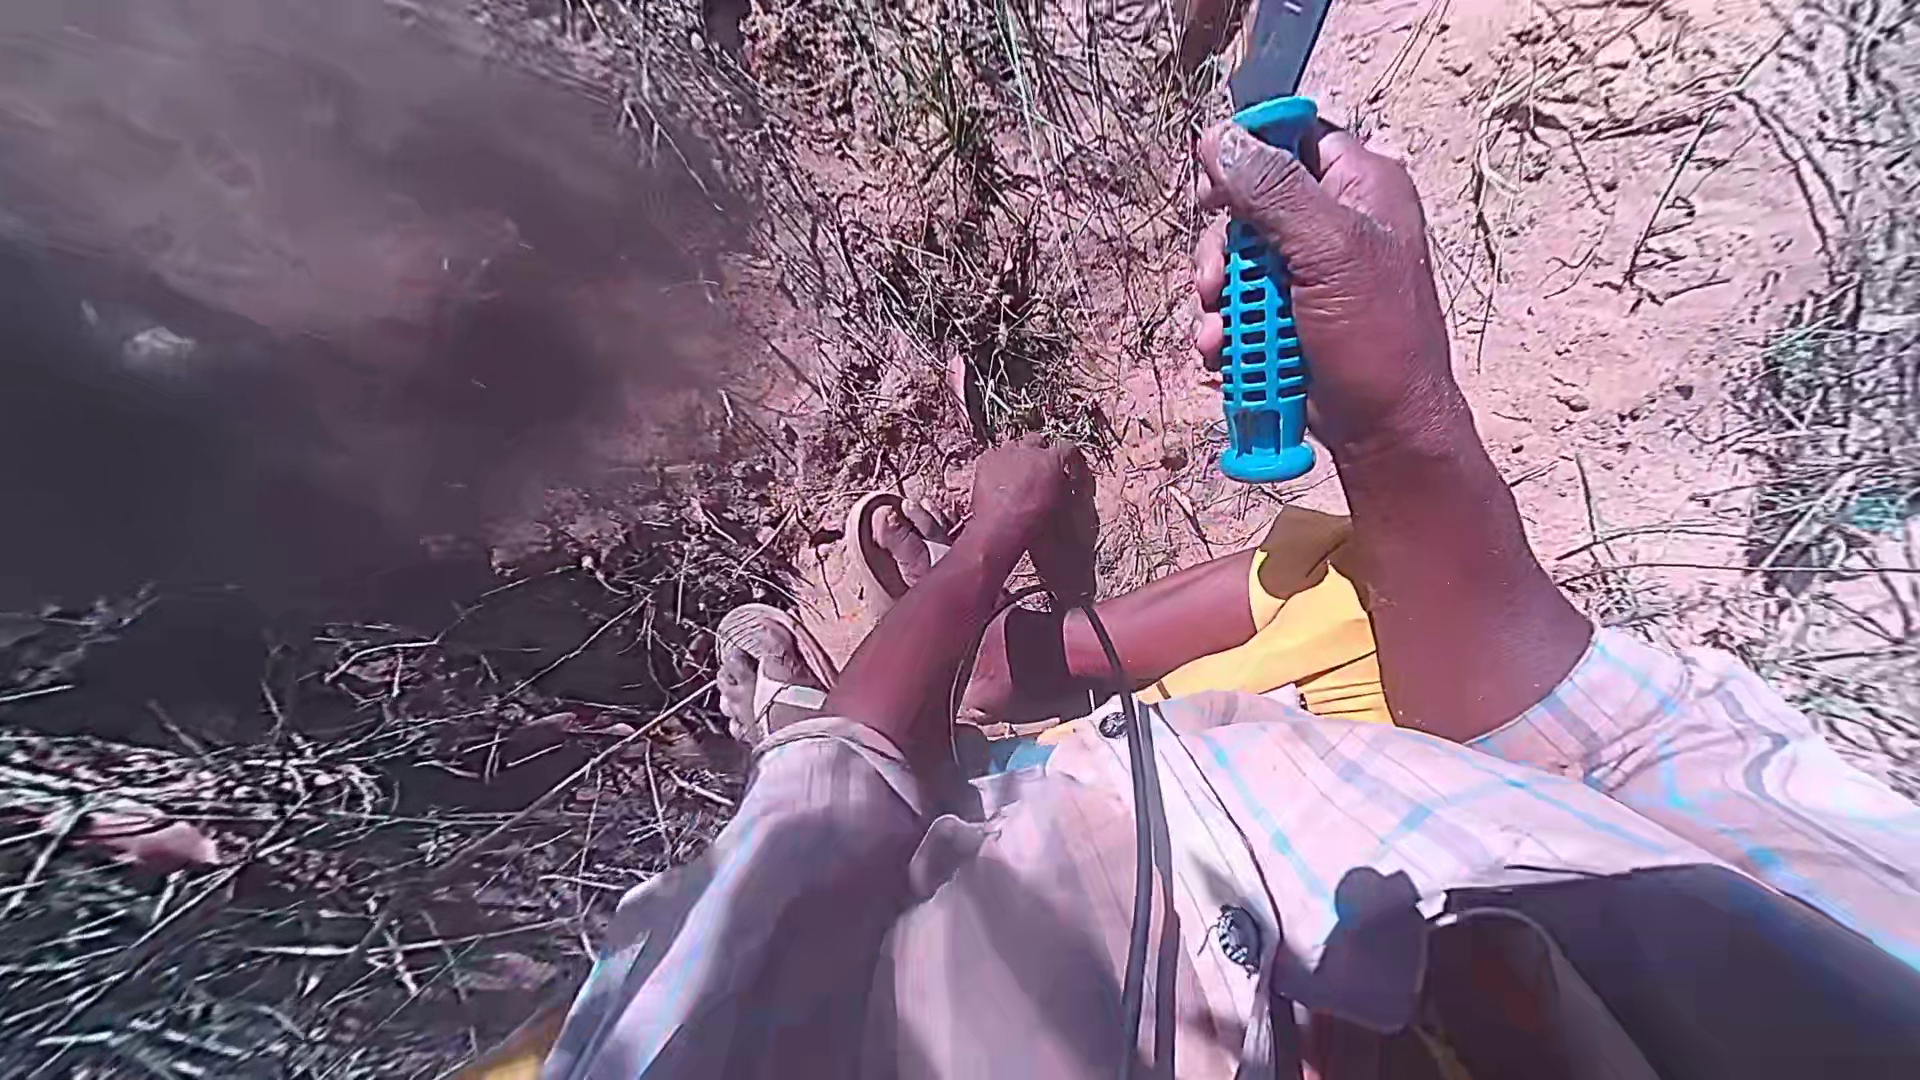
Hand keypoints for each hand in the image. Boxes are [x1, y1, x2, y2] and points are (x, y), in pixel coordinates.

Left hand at [965, 434, 1093, 573]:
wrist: (1000, 527)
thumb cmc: (1033, 522)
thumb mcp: (1057, 504)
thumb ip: (1060, 484)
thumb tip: (1059, 480)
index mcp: (1052, 460)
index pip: (1066, 447)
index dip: (1065, 455)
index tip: (1064, 462)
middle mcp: (1029, 450)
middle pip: (1036, 440)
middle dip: (1037, 450)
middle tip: (1035, 466)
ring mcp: (1005, 452)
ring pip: (1012, 446)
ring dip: (1015, 456)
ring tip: (1013, 475)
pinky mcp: (986, 459)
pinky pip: (992, 454)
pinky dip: (995, 463)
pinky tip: (995, 479)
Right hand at [1194, 122, 1469, 460]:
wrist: (1376, 424)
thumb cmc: (1373, 335)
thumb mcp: (1328, 253)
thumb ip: (1275, 194)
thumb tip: (1219, 139)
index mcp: (1357, 188)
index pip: (1293, 141)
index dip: (1246, 156)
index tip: (1211, 190)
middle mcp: (1326, 226)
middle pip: (1246, 210)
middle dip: (1220, 253)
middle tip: (1213, 283)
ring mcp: (1299, 277)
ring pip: (1231, 267)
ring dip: (1215, 304)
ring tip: (1219, 335)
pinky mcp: (1278, 319)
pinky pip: (1232, 311)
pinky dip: (1220, 332)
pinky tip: (1222, 352)